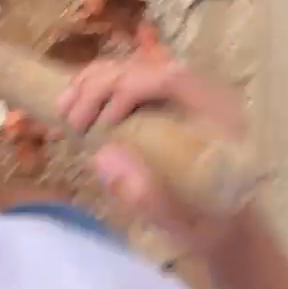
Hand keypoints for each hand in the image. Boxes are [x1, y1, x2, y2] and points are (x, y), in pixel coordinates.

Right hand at [58, 57, 249, 250]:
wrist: (224, 222)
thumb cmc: (210, 222)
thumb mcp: (185, 219)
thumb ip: (149, 195)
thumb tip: (101, 157)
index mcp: (219, 112)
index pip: (170, 77)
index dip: (130, 89)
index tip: (104, 124)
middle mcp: (199, 91)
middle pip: (142, 67)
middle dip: (100, 87)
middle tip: (72, 122)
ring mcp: (176, 90)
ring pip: (126, 66)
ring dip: (89, 83)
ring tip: (63, 112)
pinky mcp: (157, 95)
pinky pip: (122, 76)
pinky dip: (92, 86)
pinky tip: (72, 105)